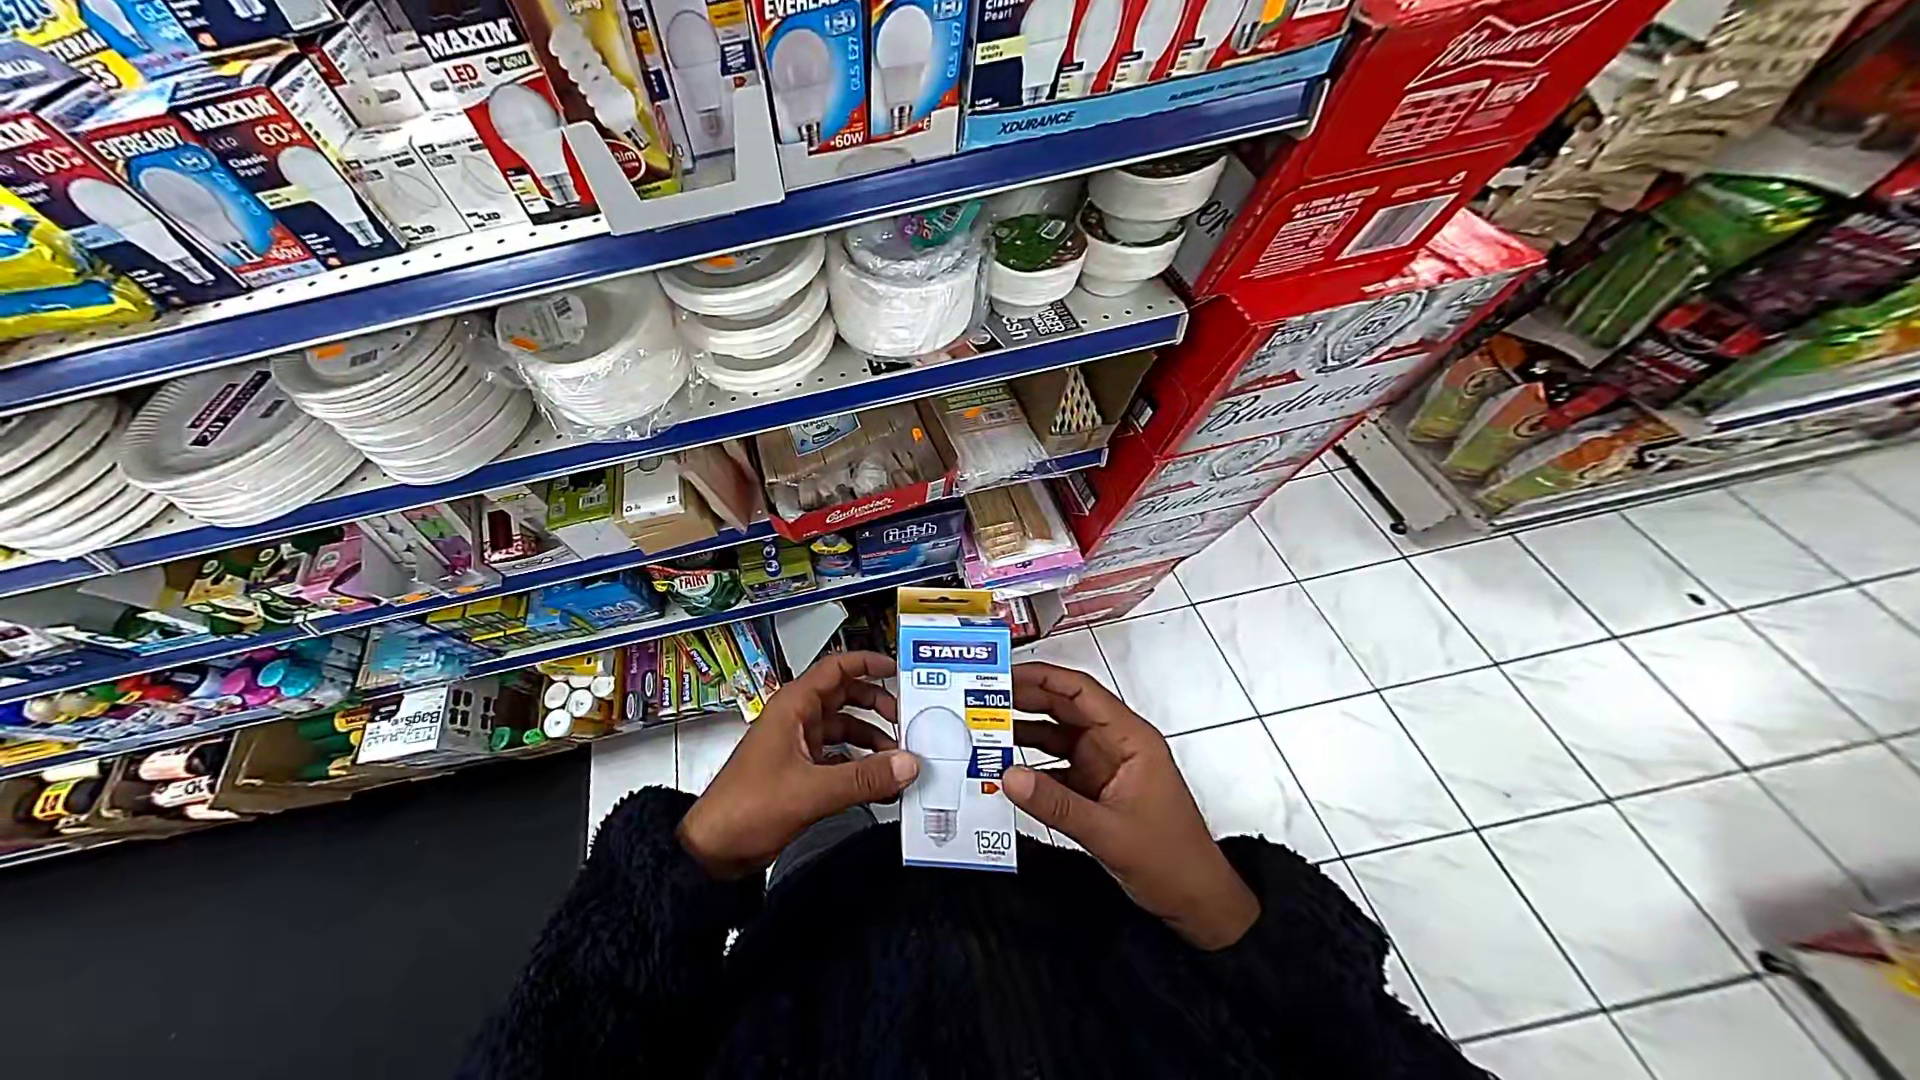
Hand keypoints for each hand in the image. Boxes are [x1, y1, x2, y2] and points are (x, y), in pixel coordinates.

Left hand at [678, 651, 919, 879]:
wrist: (713, 851)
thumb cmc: (742, 809)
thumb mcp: (813, 790)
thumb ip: (865, 777)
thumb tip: (904, 764)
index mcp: (793, 706)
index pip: (836, 668)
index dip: (868, 663)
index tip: (895, 668)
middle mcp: (797, 720)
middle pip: (846, 697)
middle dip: (877, 705)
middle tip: (903, 718)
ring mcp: (798, 744)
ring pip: (845, 729)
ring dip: (872, 740)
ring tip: (895, 758)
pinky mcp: (801, 771)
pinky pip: (840, 757)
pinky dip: (860, 766)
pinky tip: (878, 784)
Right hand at [1004, 662, 1258, 949]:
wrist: (1196, 902)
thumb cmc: (1175, 860)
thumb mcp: (1110, 833)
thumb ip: (1056, 805)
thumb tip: (1010, 777)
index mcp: (1131, 739)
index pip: (1082, 692)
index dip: (1044, 677)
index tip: (1009, 673)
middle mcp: (1116, 744)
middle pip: (1066, 708)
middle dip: (1026, 699)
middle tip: (987, 697)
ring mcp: (1104, 765)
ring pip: (1057, 736)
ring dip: (1025, 731)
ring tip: (988, 727)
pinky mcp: (1094, 788)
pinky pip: (1056, 766)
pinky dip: (1031, 765)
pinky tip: (1006, 767)